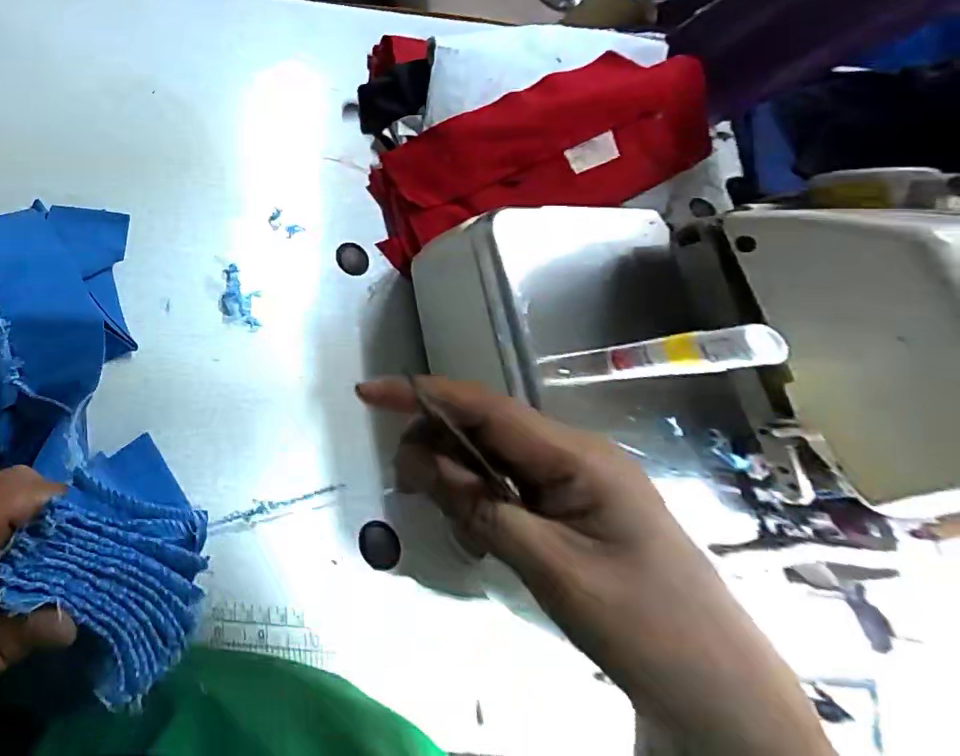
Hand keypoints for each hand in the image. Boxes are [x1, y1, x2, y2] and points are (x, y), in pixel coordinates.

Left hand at [0, 466, 76, 755]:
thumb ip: (10, 635)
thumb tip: (73, 613)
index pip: (4, 496)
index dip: (56, 503)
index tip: (102, 528)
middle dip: (49, 507)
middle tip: (93, 545)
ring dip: (31, 518)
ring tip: (72, 553)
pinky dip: (8, 532)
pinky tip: (32, 562)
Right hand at [356, 376, 829, 755]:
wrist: (724, 696)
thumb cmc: (644, 624)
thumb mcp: (550, 565)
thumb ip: (479, 506)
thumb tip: (417, 461)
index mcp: (579, 458)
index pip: (484, 406)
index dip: (421, 394)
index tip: (366, 393)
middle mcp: (574, 456)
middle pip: (479, 427)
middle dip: (435, 449)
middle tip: (414, 493)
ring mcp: (574, 480)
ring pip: (485, 456)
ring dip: (455, 481)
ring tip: (459, 530)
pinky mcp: (570, 505)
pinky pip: (503, 484)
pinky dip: (476, 501)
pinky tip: (479, 537)